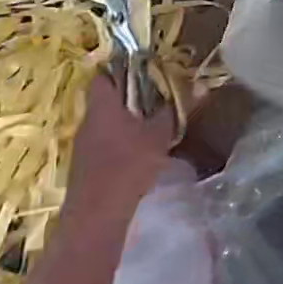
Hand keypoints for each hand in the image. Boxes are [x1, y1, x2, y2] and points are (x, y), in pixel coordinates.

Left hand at [69, 74, 175, 204]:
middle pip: (107, 99)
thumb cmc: (128, 165)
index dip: (122, 69)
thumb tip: (199, 85)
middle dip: (131, 96)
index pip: (104, 75)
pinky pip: (105, 142)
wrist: (97, 215)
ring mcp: (84, 144)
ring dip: (127, 121)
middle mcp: (88, 120)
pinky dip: (123, 141)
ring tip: (154, 124)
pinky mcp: (86, 166)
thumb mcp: (159, 135)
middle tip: (158, 97)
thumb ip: (176, 109)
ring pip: (107, 122)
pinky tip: (141, 153)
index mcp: (102, 106)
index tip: (146, 70)